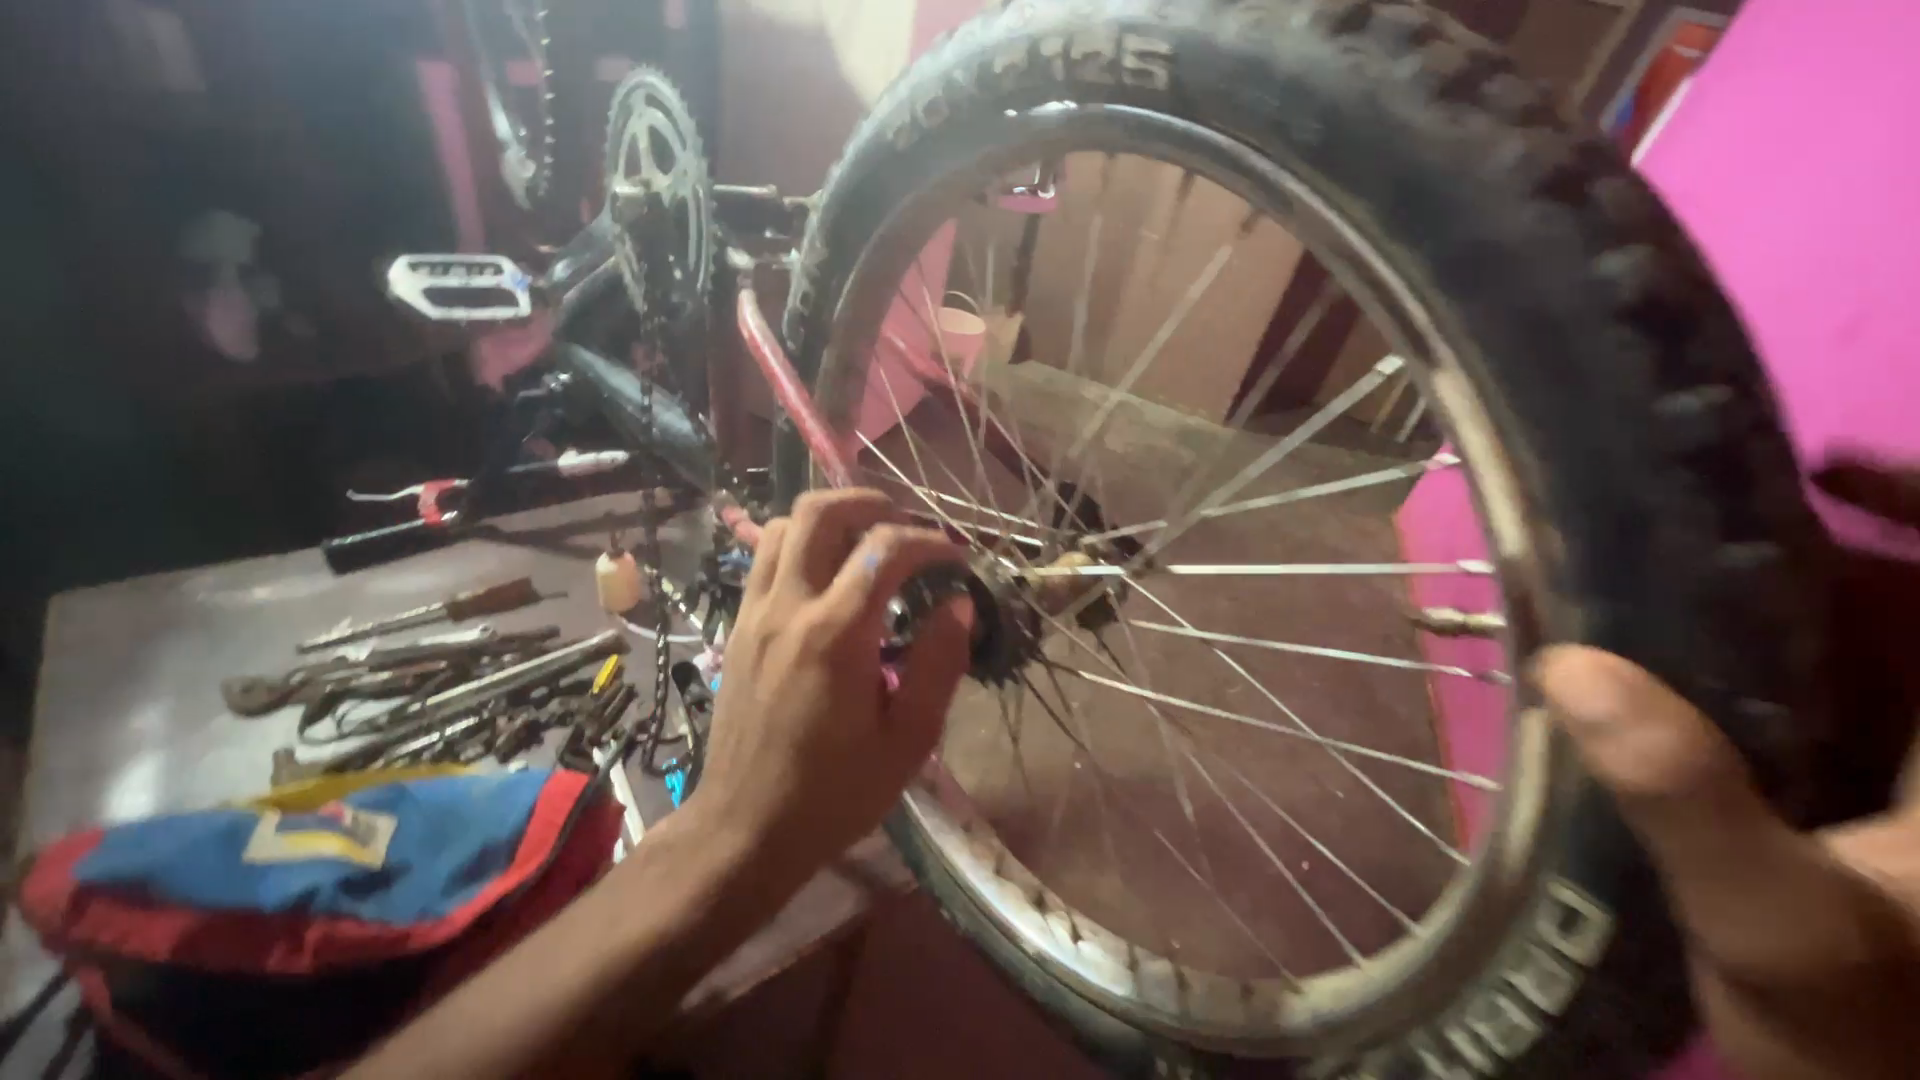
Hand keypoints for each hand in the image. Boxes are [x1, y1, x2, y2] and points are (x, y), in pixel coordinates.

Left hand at [683, 488, 972, 888]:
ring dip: (830, 519)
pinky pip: (764, 559)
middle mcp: (788, 608)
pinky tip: (828, 575)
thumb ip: (938, 663)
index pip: (885, 549)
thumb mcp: (909, 740)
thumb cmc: (836, 793)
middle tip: (908, 526)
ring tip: (865, 542)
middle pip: (820, 511)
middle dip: (872, 503)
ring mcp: (753, 613)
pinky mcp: (736, 627)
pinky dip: (800, 544)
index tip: (957, 560)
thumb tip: (958, 605)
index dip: (930, 542)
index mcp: (836, 635)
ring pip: (782, 525)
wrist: (746, 827)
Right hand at [1532, 458, 1919, 1079]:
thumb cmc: (1873, 1037)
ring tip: (1616, 607)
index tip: (1812, 466)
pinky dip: (1715, 687)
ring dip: (1727, 630)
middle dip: (1771, 570)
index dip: (1919, 506)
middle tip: (1644, 545)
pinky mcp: (1851, 808)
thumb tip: (1569, 666)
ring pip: (1823, 664)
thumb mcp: (1775, 922)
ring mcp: (1895, 778)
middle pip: (1878, 614)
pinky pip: (1786, 714)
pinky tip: (1636, 690)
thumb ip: (1683, 796)